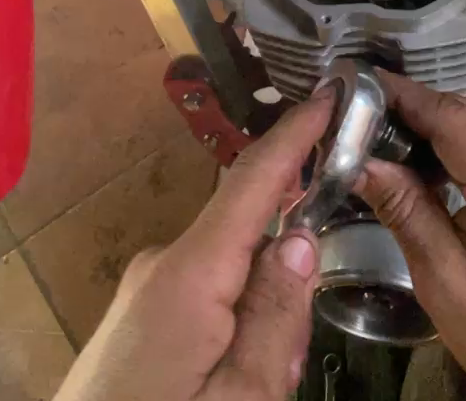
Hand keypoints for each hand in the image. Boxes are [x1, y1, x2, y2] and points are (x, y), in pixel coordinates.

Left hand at [55, 93, 332, 400]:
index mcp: (188, 274)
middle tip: (289, 353)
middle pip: (247, 235)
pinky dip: (232, 322)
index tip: (330, 94)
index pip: (252, 180)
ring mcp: (142, 291)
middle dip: (285, 268)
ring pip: (228, 273)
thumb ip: (274, 318)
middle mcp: (161, 265)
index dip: (294, 134)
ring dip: (258, 310)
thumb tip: (298, 240)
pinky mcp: (135, 320)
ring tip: (253, 383)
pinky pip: (202, 296)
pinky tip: (228, 379)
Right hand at [357, 72, 465, 400]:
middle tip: (361, 117)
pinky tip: (431, 157)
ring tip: (386, 134)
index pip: (454, 119)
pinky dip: (463, 137)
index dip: (404, 97)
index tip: (359, 85)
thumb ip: (405, 211)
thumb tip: (359, 159)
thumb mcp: (445, 283)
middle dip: (415, 109)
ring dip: (438, 122)